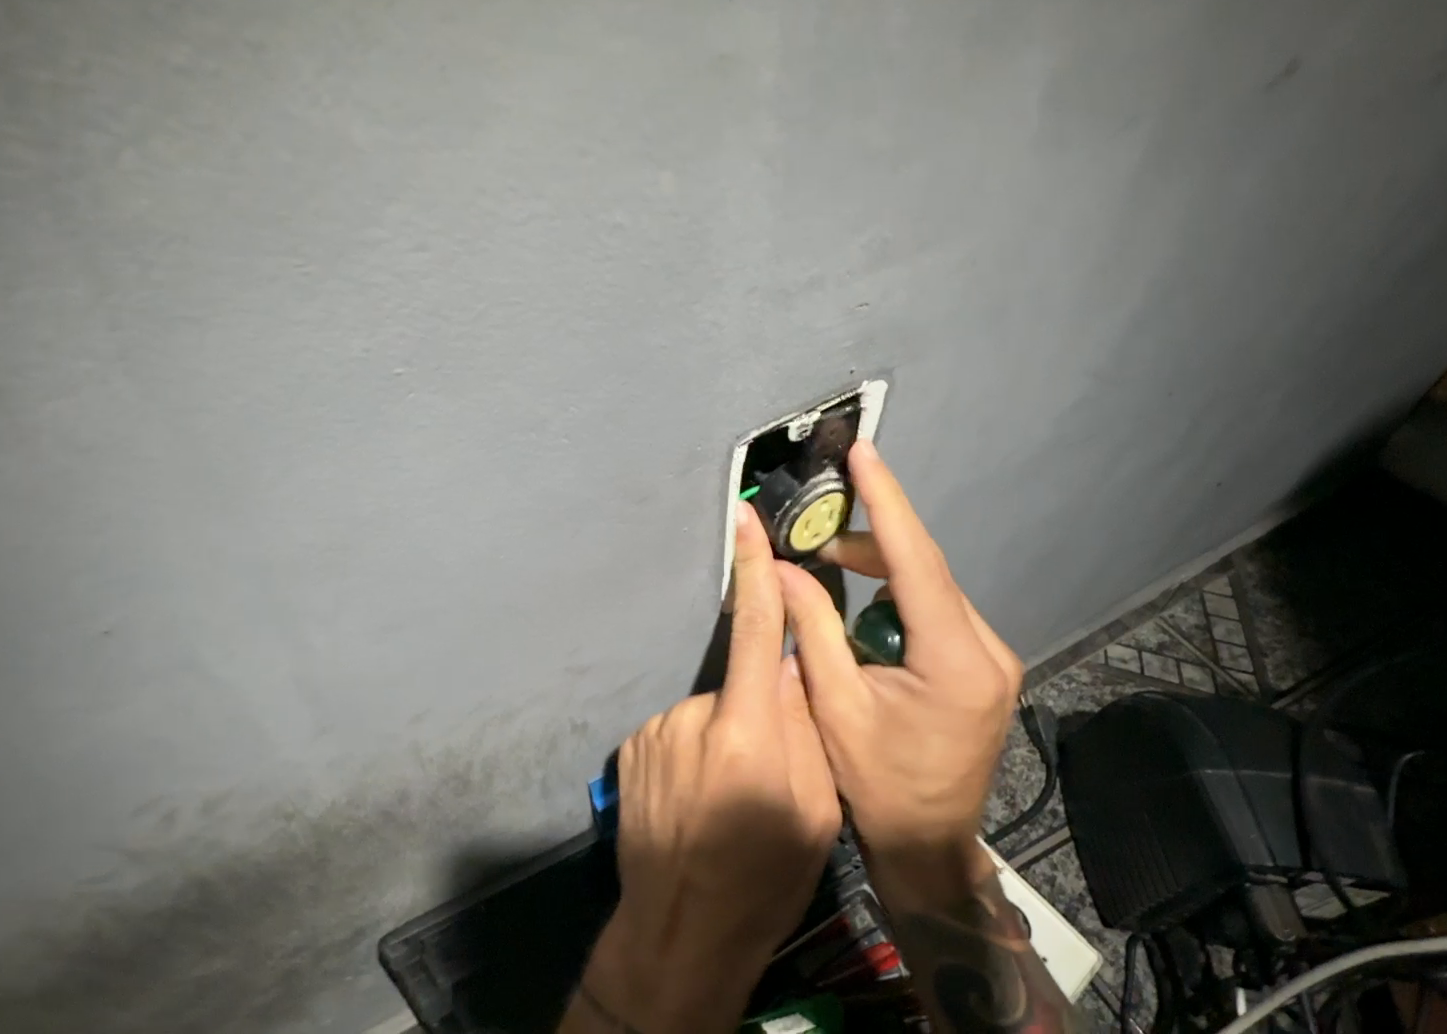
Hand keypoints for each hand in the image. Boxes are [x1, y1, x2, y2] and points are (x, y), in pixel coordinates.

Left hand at [568, 503, 841, 1033]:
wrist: (682, 930)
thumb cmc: (763, 879)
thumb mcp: (816, 810)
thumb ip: (804, 727)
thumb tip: (786, 666)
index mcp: (747, 732)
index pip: (753, 632)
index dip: (752, 571)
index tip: (740, 517)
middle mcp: (692, 718)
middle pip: (738, 687)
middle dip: (757, 713)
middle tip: (765, 777)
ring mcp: (654, 733)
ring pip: (707, 715)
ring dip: (722, 740)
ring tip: (725, 800)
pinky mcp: (630, 750)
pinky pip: (676, 734)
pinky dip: (691, 755)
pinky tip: (695, 802)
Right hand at [775, 440, 1023, 903]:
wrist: (929, 844)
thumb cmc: (877, 784)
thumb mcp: (834, 704)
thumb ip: (811, 628)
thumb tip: (779, 567)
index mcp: (954, 659)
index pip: (916, 561)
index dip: (887, 503)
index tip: (866, 455)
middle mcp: (987, 649)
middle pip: (925, 570)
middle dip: (872, 543)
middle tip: (817, 539)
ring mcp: (994, 659)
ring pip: (932, 589)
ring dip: (884, 572)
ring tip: (831, 570)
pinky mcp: (985, 668)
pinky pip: (938, 612)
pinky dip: (899, 599)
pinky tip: (865, 612)